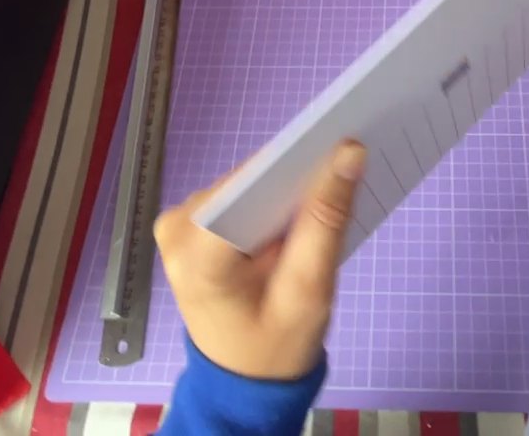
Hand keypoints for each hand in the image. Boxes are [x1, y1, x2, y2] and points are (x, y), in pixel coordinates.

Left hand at [154, 141, 366, 379]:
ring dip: (286, 183)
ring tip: (326, 188)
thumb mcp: (310, 291)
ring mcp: (181, 223)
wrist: (246, 380)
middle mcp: (179, 227)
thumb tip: (349, 152)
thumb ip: (326, 221)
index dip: (295, 162)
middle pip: (248, 179)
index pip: (250, 184)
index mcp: (196, 252)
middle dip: (295, 175)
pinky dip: (272, 195)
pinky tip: (299, 206)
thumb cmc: (276, 346)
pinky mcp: (193, 222)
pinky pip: (241, 191)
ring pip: (247, 181)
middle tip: (343, 170)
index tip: (341, 147)